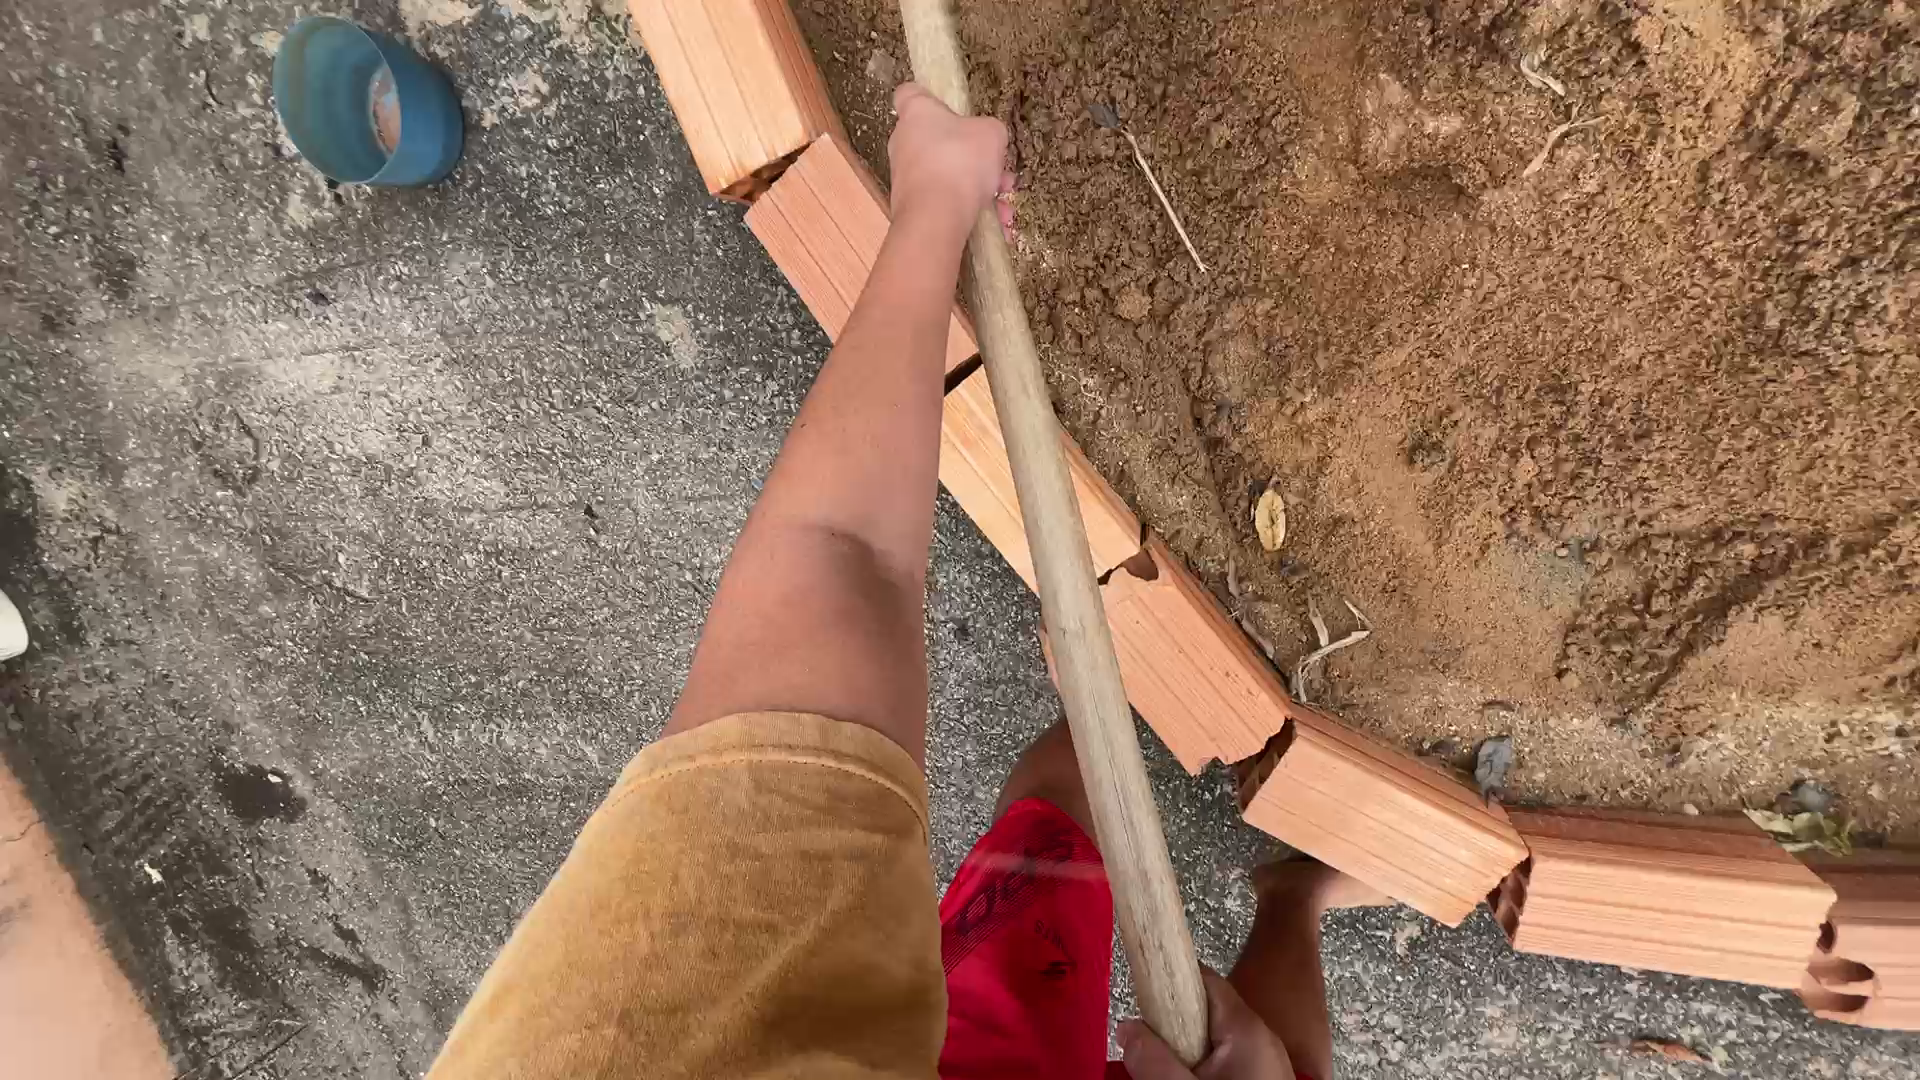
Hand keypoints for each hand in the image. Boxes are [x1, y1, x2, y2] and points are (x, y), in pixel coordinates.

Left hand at [887, 82, 1012, 234]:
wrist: (936, 218)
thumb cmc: (961, 162)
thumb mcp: (991, 135)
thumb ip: (990, 132)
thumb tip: (988, 141)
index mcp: (917, 113)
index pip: (911, 93)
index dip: (930, 98)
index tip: (949, 110)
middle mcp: (904, 143)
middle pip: (938, 142)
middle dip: (972, 158)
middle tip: (996, 170)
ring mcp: (905, 179)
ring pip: (947, 178)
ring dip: (977, 190)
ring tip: (1003, 204)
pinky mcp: (912, 209)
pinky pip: (944, 204)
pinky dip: (968, 212)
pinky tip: (995, 223)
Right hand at [1118, 970, 1296, 1079]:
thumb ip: (1152, 1060)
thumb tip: (1127, 1029)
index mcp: (1245, 1026)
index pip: (1198, 975)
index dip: (1166, 984)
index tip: (1143, 1008)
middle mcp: (1259, 1035)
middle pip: (1200, 1009)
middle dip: (1172, 1029)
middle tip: (1154, 1057)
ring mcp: (1265, 1061)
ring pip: (1209, 1040)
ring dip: (1184, 1056)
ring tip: (1172, 1076)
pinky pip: (1223, 1062)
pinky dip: (1202, 1071)